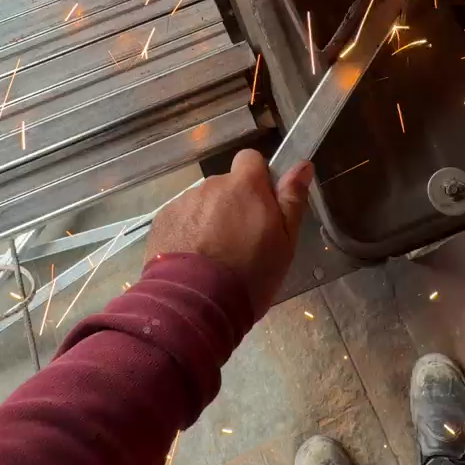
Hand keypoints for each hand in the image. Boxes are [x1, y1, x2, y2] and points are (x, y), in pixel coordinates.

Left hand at [146, 149, 313, 316]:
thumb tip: (303, 165)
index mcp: (244, 186)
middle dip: (233, 205)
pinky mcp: (162, 221)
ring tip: (213, 257)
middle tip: (239, 242)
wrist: (194, 306)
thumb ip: (292, 200)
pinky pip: (181, 219)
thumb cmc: (249, 276)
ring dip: (209, 220)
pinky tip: (192, 261)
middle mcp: (211, 185)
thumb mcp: (284, 243)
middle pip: (225, 186)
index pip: (251, 159)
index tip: (261, 206)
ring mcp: (183, 202)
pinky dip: (187, 233)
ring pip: (203, 204)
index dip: (257, 179)